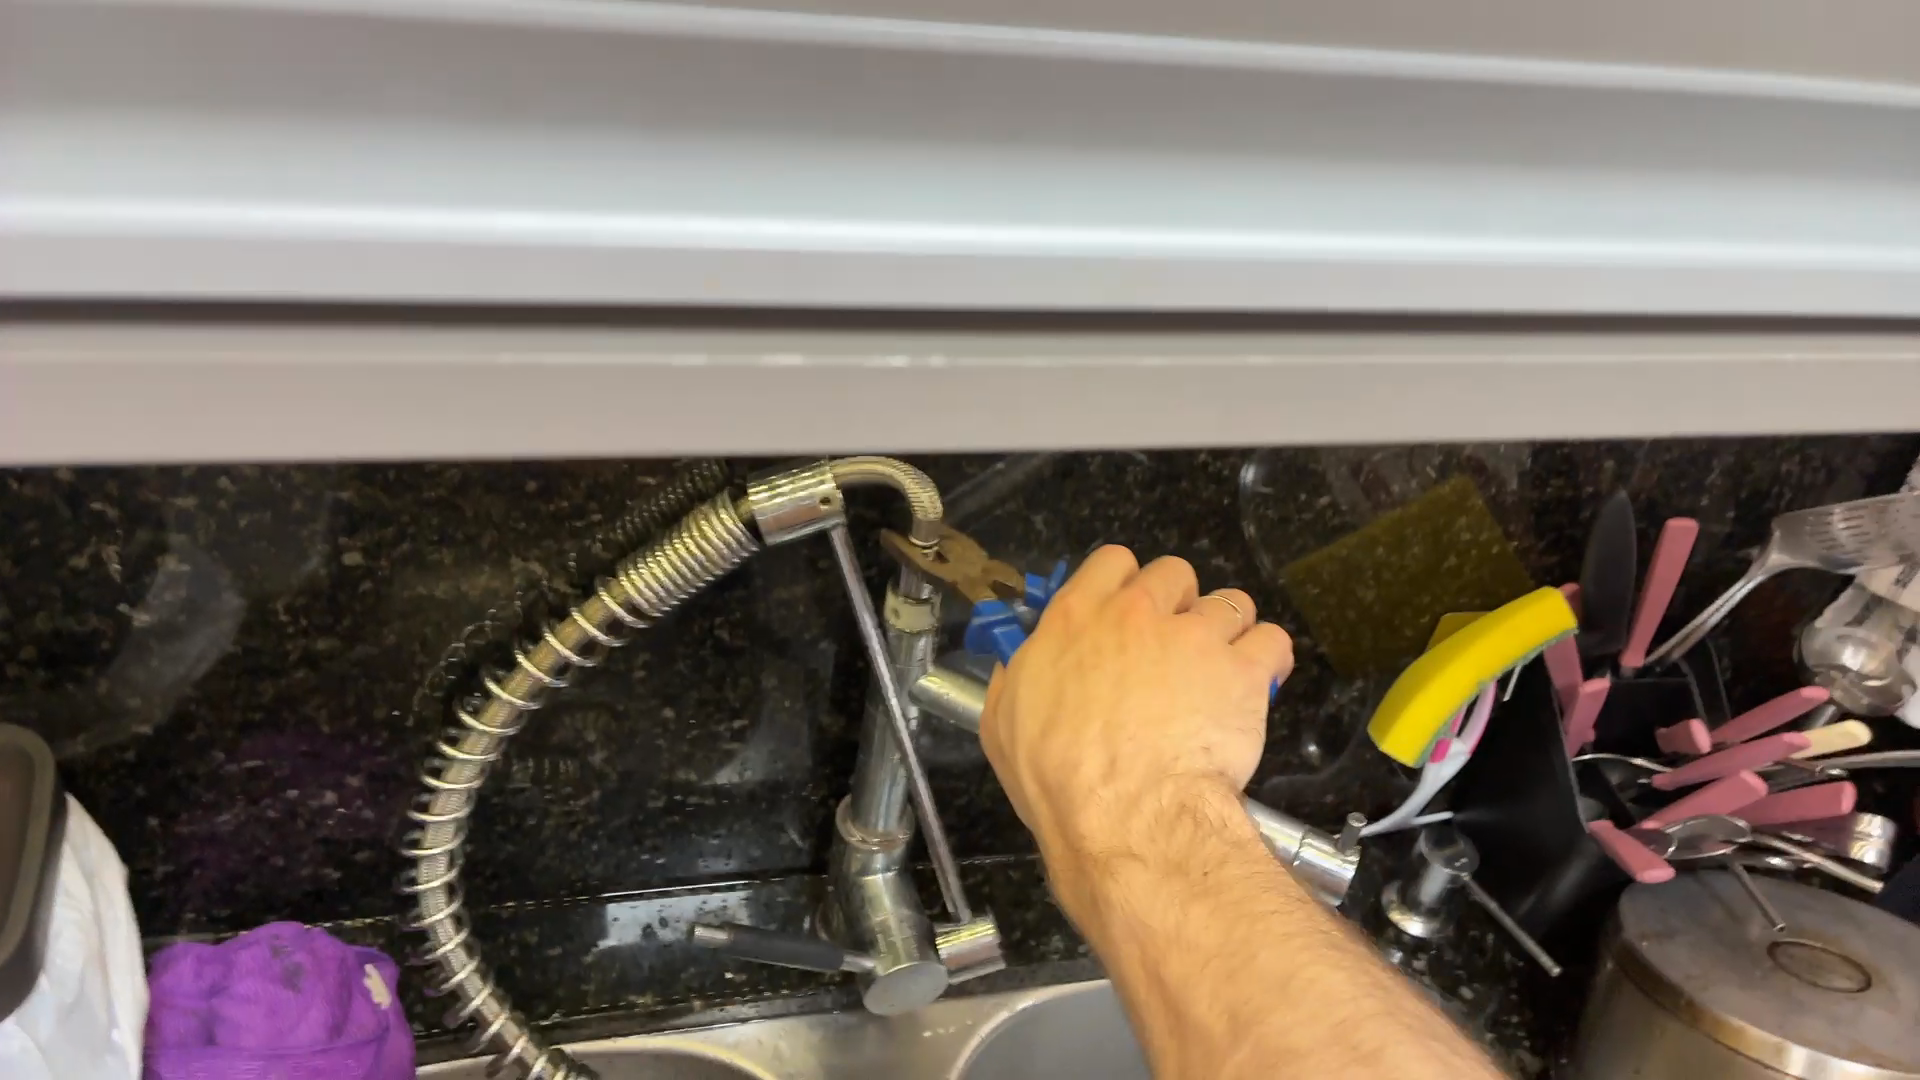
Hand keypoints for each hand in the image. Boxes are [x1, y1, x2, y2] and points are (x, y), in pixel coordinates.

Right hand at [979, 546, 1293, 873]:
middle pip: (1173, 573)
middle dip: (1178, 601)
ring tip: (1223, 666)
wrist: (1124, 815)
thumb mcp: (1004, 724)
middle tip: (1174, 646)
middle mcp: (1136, 612)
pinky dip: (1269, 657)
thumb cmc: (1055, 776)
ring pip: (1229, 601)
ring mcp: (1193, 636)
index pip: (1112, 562)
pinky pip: (1272, 640)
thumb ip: (1015, 681)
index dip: (1126, 582)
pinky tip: (1260, 681)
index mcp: (1076, 617)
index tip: (1130, 612)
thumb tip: (1019, 667)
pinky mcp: (1242, 670)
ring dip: (1227, 626)